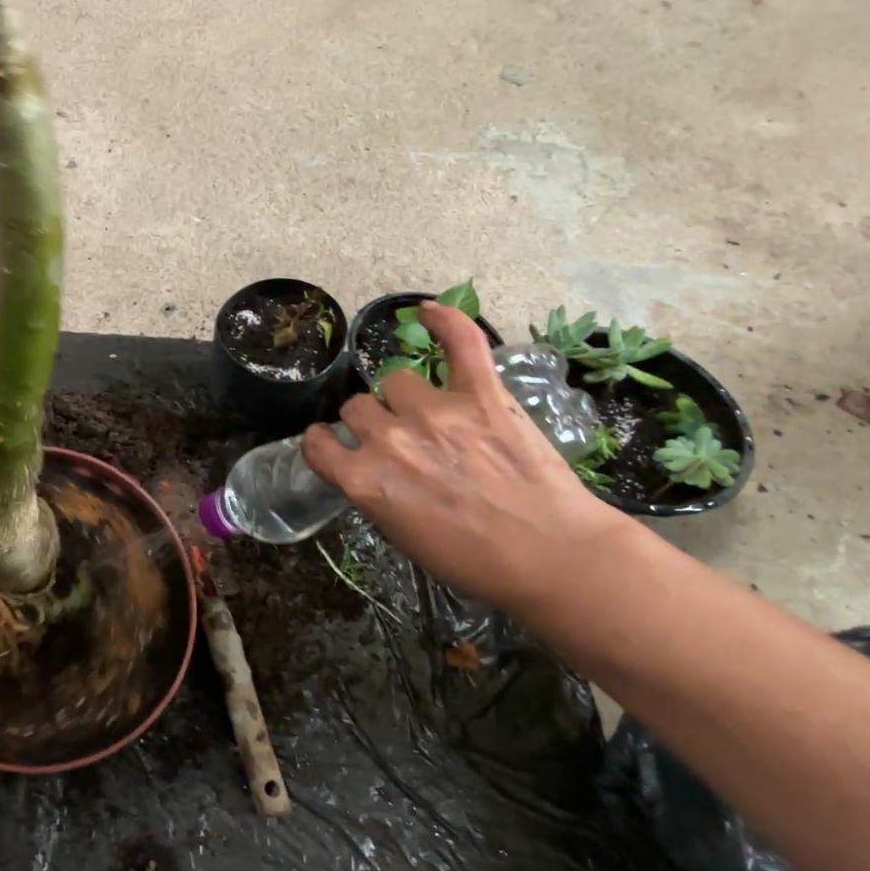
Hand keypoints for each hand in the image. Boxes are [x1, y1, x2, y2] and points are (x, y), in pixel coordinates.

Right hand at [301, 302, 633, 607]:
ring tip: (429, 415)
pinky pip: (460, 344)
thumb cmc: (473, 560)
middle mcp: (389, 439)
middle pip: (358, 407)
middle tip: (400, 442)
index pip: (319, 444)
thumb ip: (374, 490)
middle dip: (370, 422)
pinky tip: (430, 310)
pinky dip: (447, 322)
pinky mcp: (482, 397)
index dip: (326, 445)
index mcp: (363, 480)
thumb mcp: (399, 534)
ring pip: (396, 381)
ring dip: (404, 396)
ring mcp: (436, 412)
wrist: (550, 556)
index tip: (335, 448)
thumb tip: (370, 467)